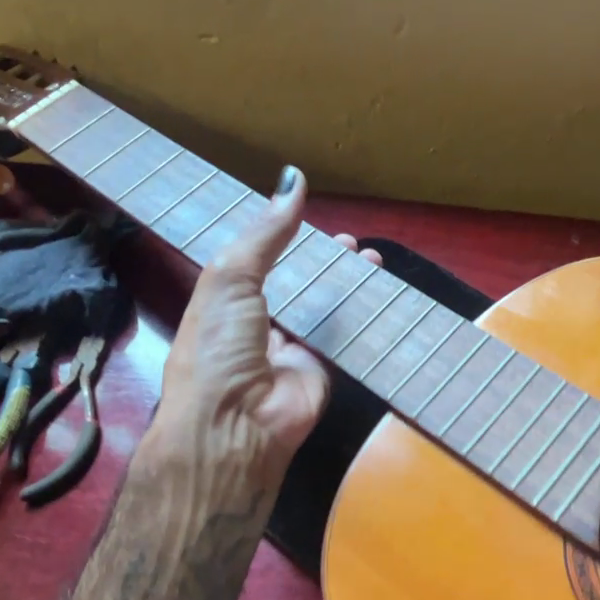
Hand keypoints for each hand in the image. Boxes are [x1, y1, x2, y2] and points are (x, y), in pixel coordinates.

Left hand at [148, 166, 380, 478]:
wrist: (234, 422)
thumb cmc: (218, 344)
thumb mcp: (231, 276)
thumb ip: (266, 232)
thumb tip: (294, 178)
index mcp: (225, 302)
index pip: (257, 263)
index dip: (282, 240)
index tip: (310, 220)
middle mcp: (258, 326)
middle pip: (296, 286)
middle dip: (322, 262)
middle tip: (349, 243)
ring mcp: (291, 351)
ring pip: (324, 310)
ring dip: (347, 285)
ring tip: (370, 258)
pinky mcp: (322, 371)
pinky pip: (344, 338)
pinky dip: (362, 317)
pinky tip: (380, 295)